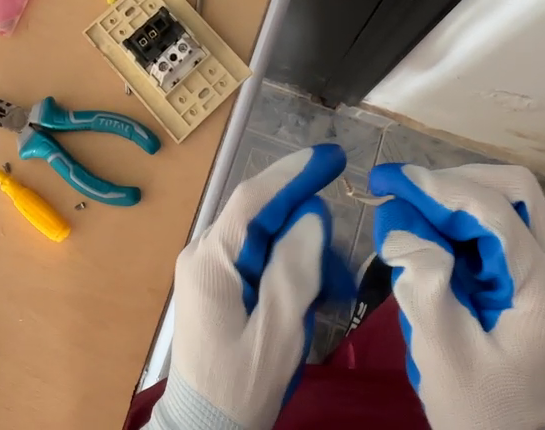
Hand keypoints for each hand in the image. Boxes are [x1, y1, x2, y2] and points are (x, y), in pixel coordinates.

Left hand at [148, 144, 353, 429]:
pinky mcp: (219, 283)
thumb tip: (311, 215)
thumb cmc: (241, 386)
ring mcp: (209, 267)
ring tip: (331, 291)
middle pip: (263, 216)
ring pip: (266, 236)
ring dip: (303, 254)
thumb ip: (295, 269)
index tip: (332, 157)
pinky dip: (290, 269)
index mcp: (211, 260)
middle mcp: (204, 253)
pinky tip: (312, 295)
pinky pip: (260, 257)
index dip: (294, 173)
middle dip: (307, 228)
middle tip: (340, 269)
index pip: (254, 199)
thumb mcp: (278, 332)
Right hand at [369, 163, 544, 429]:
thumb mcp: (444, 357)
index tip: (391, 181)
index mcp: (544, 291)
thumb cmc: (476, 405)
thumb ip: (426, 291)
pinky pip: (500, 215)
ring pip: (508, 195)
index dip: (440, 188)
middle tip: (406, 194)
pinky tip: (430, 228)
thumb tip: (406, 228)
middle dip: (456, 180)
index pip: (495, 213)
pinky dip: (461, 208)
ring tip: (412, 211)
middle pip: (515, 188)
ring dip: (457, 191)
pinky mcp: (529, 267)